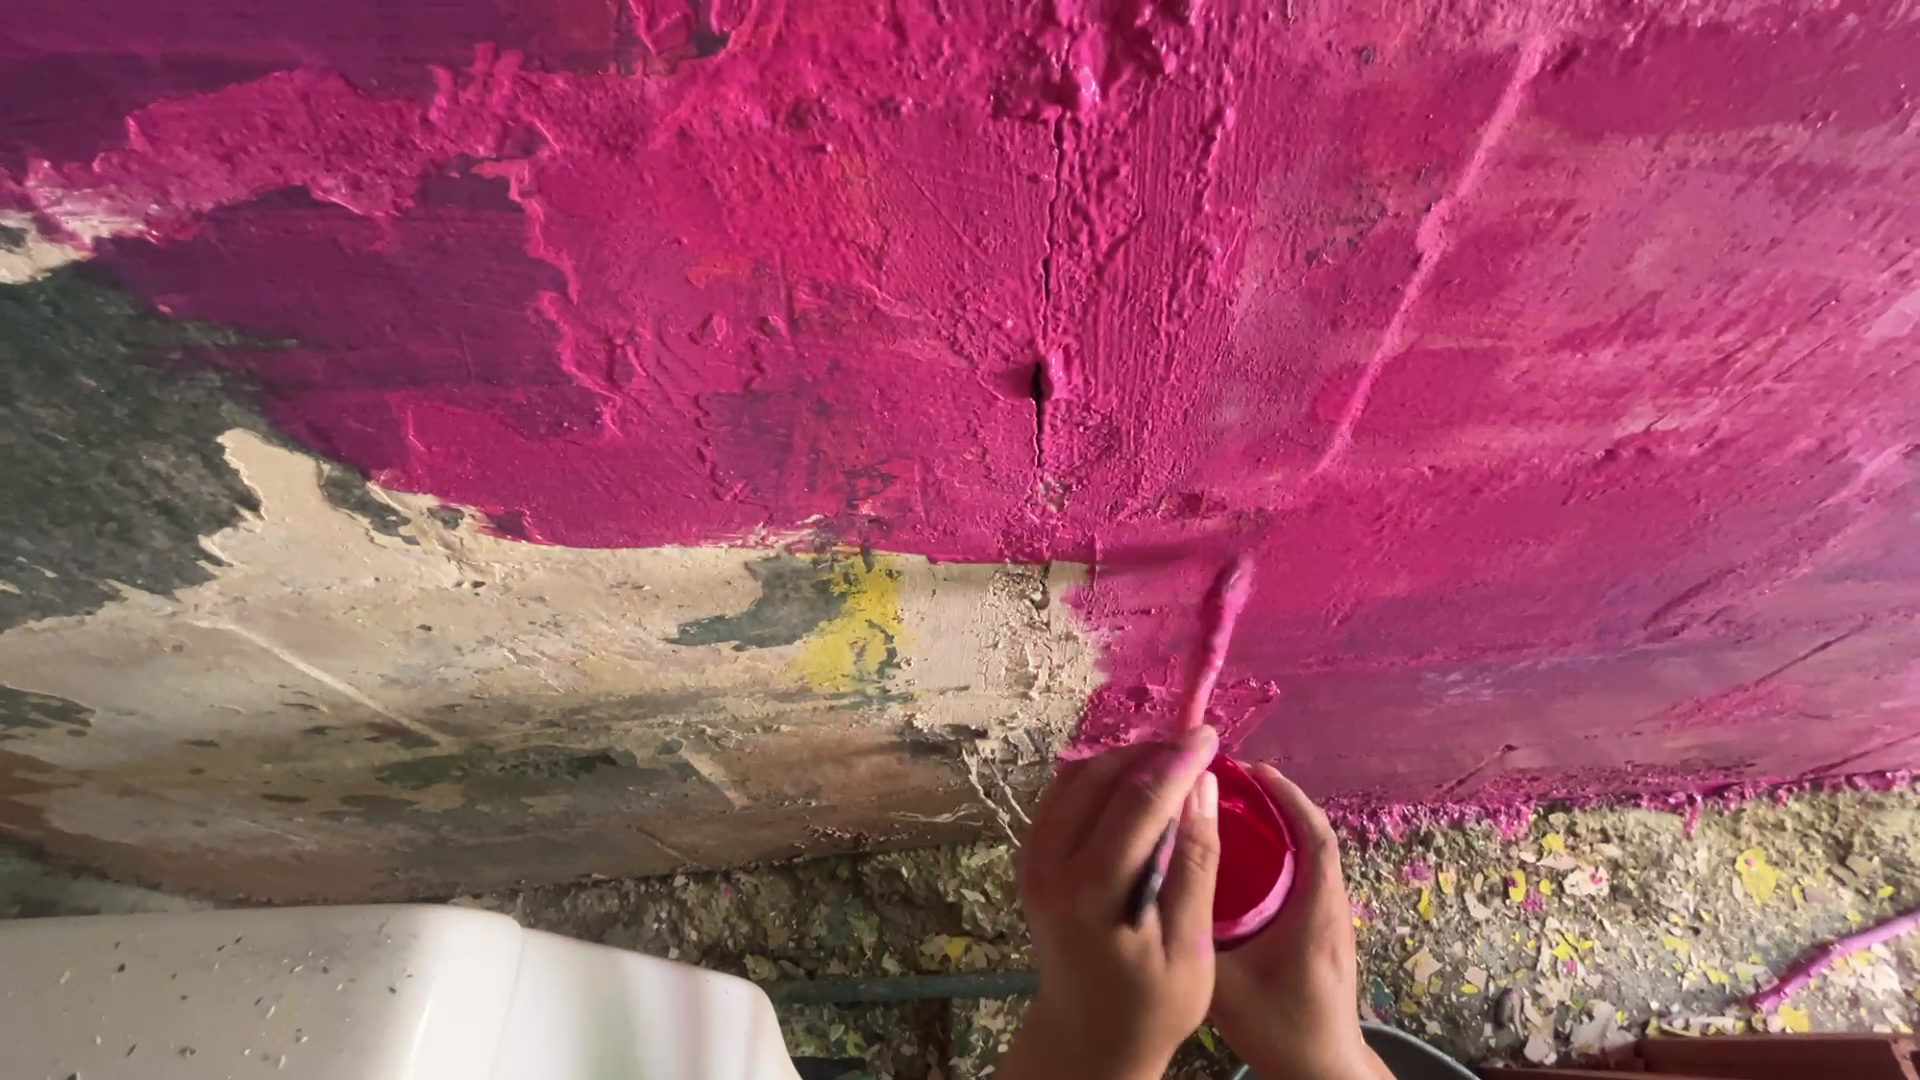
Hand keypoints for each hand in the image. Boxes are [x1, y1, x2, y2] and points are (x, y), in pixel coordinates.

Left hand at [998, 725, 1221, 1079]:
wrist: (1085, 1033)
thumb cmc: (1151, 1003)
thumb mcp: (1190, 947)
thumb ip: (1195, 863)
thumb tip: (1203, 787)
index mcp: (1093, 892)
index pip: (1139, 802)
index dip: (1177, 761)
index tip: (1209, 735)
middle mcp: (1050, 863)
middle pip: (1100, 777)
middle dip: (1151, 752)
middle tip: (1192, 744)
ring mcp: (1031, 856)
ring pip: (1075, 777)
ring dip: (1122, 758)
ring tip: (1168, 757)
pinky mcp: (1028, 853)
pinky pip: (1060, 794)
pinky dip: (1096, 775)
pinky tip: (1131, 779)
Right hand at [1211, 766, 1391, 1079]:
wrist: (1324, 1074)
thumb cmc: (1281, 1028)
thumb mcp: (1227, 984)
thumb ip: (1195, 933)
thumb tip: (1157, 883)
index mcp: (1316, 910)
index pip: (1315, 836)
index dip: (1288, 796)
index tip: (1252, 770)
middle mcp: (1331, 905)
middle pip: (1313, 834)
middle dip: (1277, 799)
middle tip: (1231, 779)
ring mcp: (1330, 918)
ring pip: (1311, 852)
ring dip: (1279, 821)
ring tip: (1233, 803)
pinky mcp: (1322, 929)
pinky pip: (1305, 870)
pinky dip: (1279, 846)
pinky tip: (1243, 850)